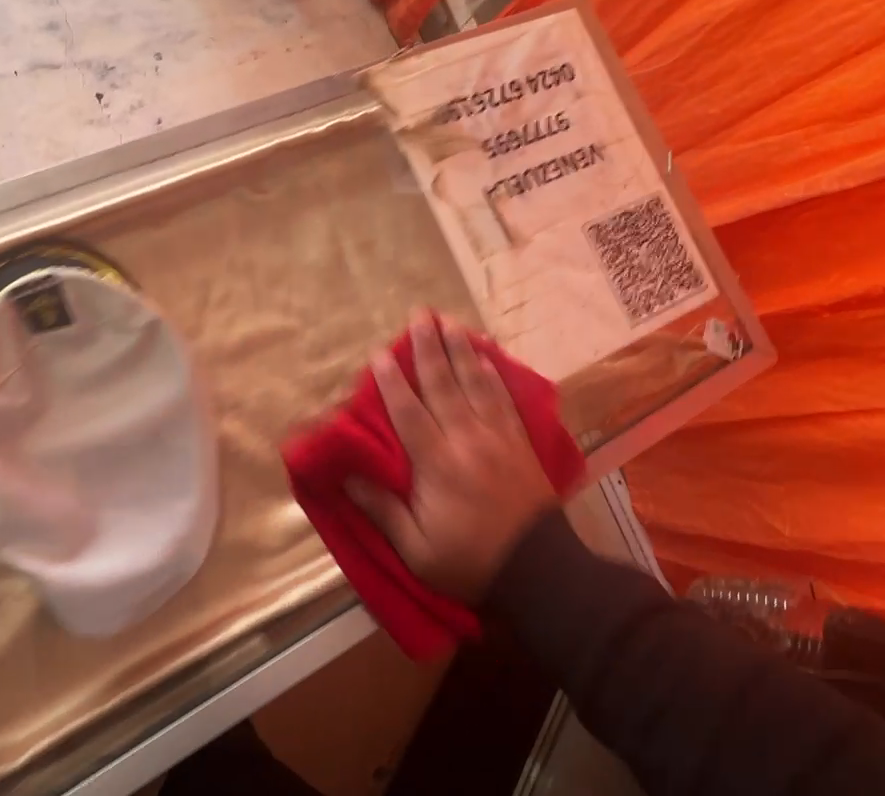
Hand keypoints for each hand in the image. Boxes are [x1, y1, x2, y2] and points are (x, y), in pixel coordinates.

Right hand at [347, 311, 556, 603]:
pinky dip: (493, 373)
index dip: (392, 381)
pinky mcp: (519, 441)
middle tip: (419, 314)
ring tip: (449, 321)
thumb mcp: (416, 549)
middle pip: (444, 384)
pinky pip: (503, 398)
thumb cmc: (469, 561)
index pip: (408, 412)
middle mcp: (466, 439)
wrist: (537, 569)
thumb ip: (383, 510)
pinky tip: (485, 355)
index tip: (379, 353)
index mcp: (436, 464)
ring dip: (460, 349)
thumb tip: (347, 478)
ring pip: (475, 382)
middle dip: (428, 347)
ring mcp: (497, 437)